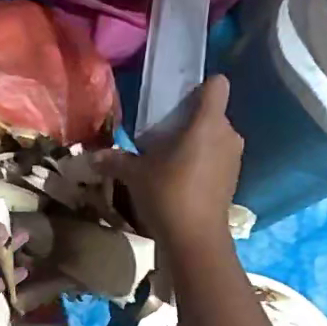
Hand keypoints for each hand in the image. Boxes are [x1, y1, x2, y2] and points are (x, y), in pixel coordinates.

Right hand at [93, 75, 242, 249]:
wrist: (195, 240)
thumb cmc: (168, 195)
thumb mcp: (135, 176)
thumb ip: (116, 161)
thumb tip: (93, 156)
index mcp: (207, 122)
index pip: (217, 85)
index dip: (200, 88)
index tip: (178, 102)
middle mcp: (228, 134)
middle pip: (212, 114)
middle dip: (190, 122)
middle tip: (163, 138)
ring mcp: (233, 159)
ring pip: (215, 139)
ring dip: (196, 146)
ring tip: (170, 163)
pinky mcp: (232, 181)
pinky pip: (217, 161)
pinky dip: (202, 165)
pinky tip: (181, 183)